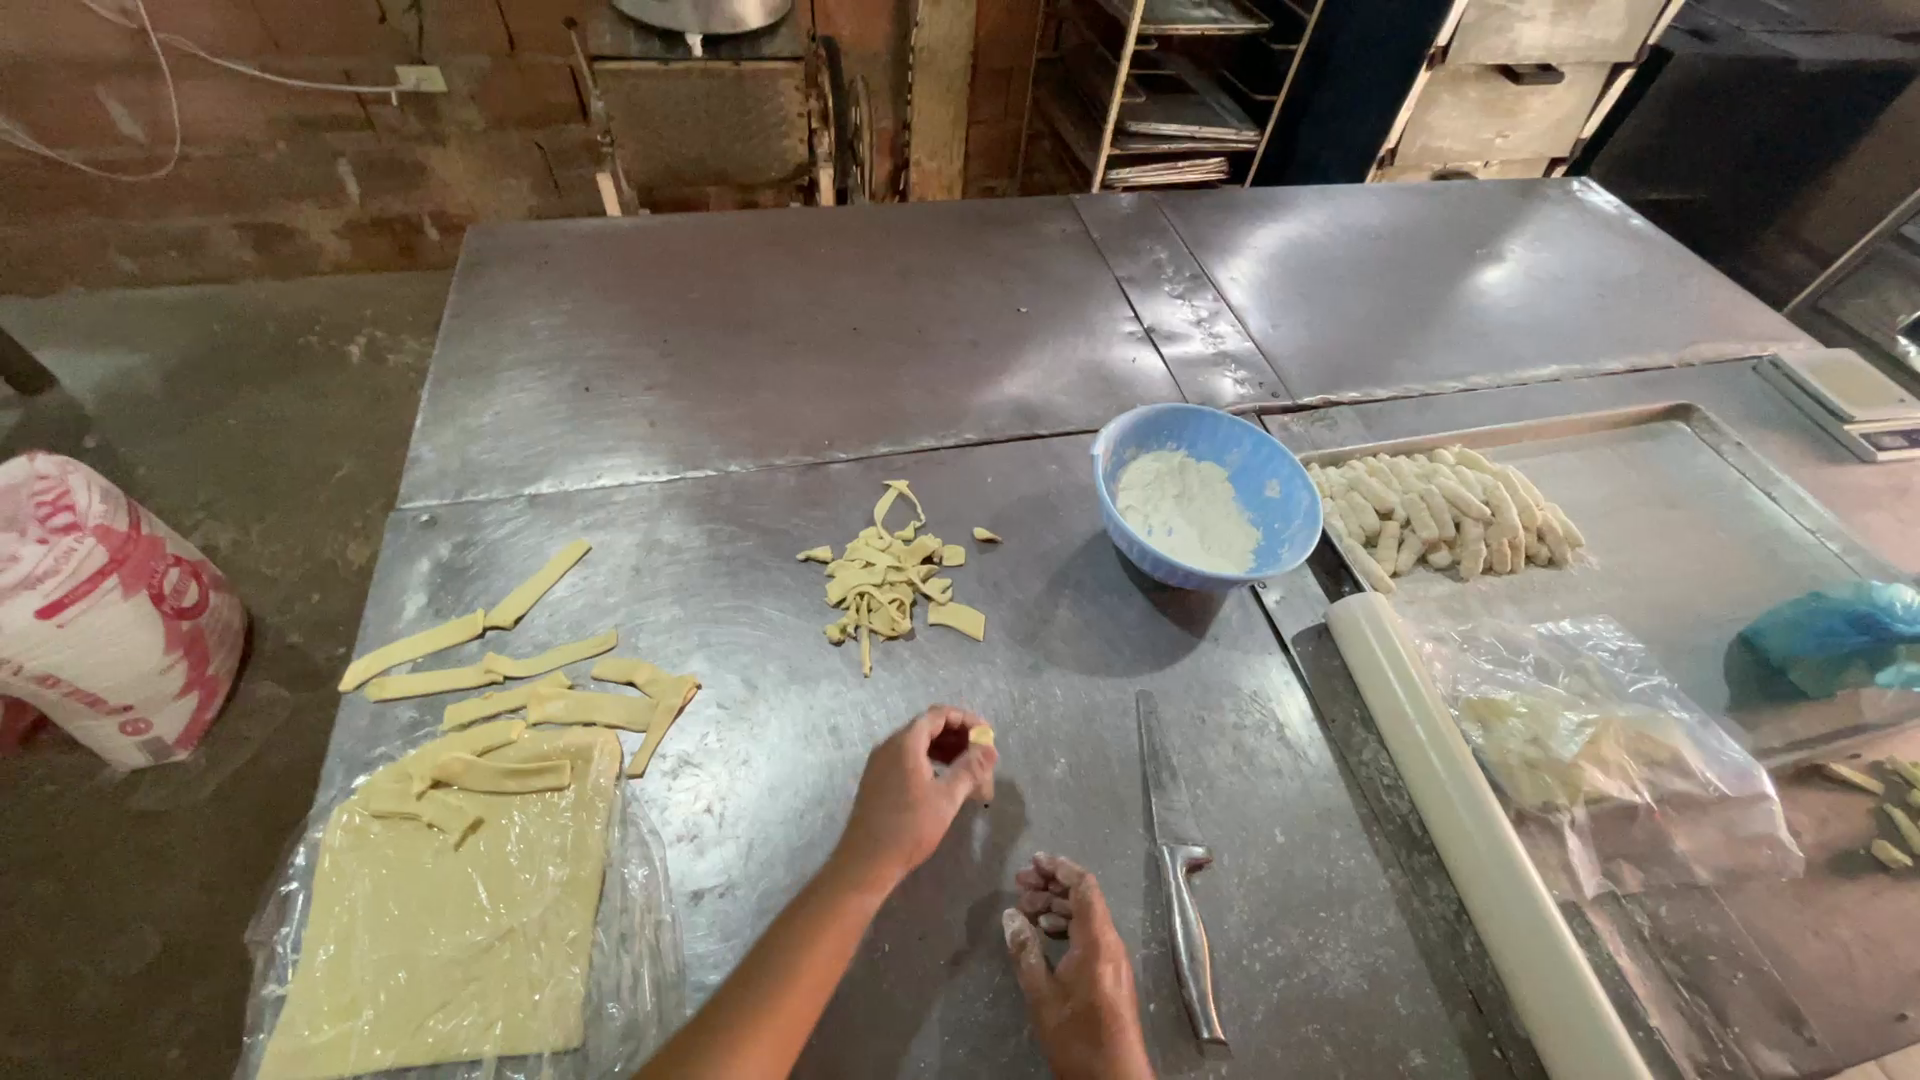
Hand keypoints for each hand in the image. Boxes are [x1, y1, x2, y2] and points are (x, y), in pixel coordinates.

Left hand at [832, 705, 997, 893]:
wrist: (866, 862)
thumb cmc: (909, 828)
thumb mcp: (946, 798)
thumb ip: (970, 768)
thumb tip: (990, 749)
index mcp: (905, 743)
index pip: (938, 715)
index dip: (965, 720)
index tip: (987, 735)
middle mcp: (889, 745)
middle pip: (927, 726)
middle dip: (957, 735)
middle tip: (981, 753)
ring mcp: (880, 762)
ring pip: (917, 743)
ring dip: (944, 748)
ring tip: (968, 766)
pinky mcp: (877, 778)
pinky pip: (906, 757)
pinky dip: (929, 760)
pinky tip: (943, 779)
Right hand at [1004, 854, 1153, 1079]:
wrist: (1113, 1079)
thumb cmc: (1077, 1036)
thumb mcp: (1042, 995)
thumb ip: (1026, 950)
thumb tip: (1011, 914)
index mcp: (1098, 940)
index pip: (1083, 886)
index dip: (1059, 867)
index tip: (1033, 861)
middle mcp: (1110, 942)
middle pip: (1084, 896)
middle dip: (1052, 884)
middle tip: (1020, 884)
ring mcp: (1113, 958)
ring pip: (1086, 915)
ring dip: (1057, 904)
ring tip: (1025, 906)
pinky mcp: (1110, 972)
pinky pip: (1089, 933)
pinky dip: (1066, 924)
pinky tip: (1043, 931)